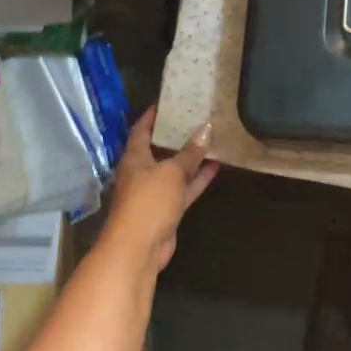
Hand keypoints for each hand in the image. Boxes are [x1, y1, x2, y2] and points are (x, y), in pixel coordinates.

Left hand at [103, 107, 218, 270]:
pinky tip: (215, 166)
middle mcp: (142, 173)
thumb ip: (189, 153)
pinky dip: (197, 179)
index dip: (151, 116)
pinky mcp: (167, 210)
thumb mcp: (171, 172)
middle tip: (195, 117)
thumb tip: (206, 128)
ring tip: (211, 139)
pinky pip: (184, 189)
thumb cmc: (148, 201)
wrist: (139, 248)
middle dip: (175, 136)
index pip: (140, 130)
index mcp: (134, 158)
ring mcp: (154, 193)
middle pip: (159, 149)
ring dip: (191, 158)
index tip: (166, 102)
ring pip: (175, 170)